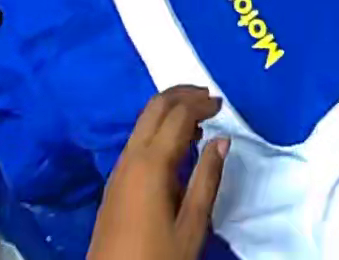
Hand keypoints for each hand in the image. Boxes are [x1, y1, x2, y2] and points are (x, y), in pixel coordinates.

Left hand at [89, 86, 229, 259]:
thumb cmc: (157, 259)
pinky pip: (138, 136)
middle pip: (156, 105)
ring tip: (197, 116)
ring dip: (170, 108)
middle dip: (182, 94)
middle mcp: (132, 154)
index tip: (221, 104)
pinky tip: (176, 143)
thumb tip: (222, 139)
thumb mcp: (191, 227)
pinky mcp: (116, 178)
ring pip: (144, 118)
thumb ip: (207, 179)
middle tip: (208, 98)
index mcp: (151, 162)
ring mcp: (120, 164)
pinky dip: (159, 125)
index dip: (201, 104)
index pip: (178, 114)